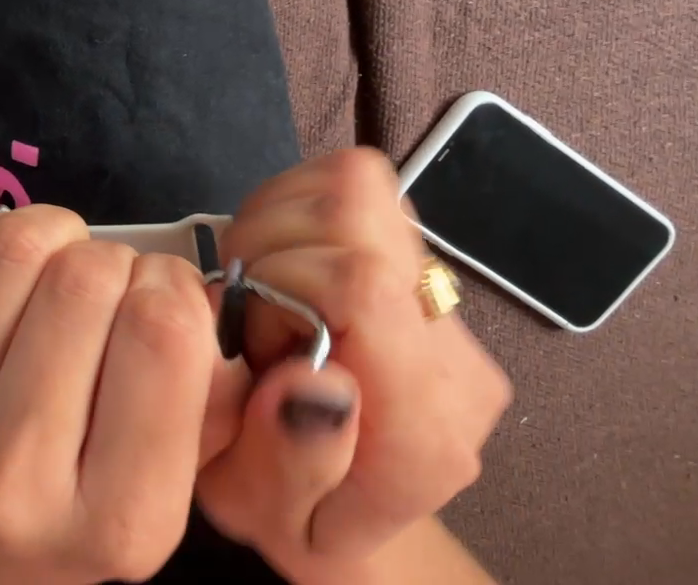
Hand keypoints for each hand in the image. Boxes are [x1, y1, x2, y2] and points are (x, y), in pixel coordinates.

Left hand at [0, 205, 220, 583]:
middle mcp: (19, 465)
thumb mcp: (164, 488)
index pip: (160, 338)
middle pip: (84, 281)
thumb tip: (208, 288)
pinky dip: (8, 231)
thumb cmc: (75, 508)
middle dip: (120, 259)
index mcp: (118, 515)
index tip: (169, 293)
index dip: (175, 286)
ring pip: (17, 249)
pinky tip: (22, 269)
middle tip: (119, 285)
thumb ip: (207, 396)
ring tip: (68, 266)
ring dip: (62, 234)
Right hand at [196, 149, 511, 579]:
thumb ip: (290, 460)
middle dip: (269, 241)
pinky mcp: (418, 258)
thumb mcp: (264, 513)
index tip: (247, 328)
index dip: (278, 277)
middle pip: (358, 213)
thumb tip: (313, 378)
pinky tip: (278, 258)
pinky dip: (292, 202)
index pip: (363, 282)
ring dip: (277, 216)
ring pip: (355, 184)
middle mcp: (450, 350)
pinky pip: (353, 183)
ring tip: (260, 277)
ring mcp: (442, 297)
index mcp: (422, 425)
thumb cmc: (295, 512)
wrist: (352, 498)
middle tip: (247, 300)